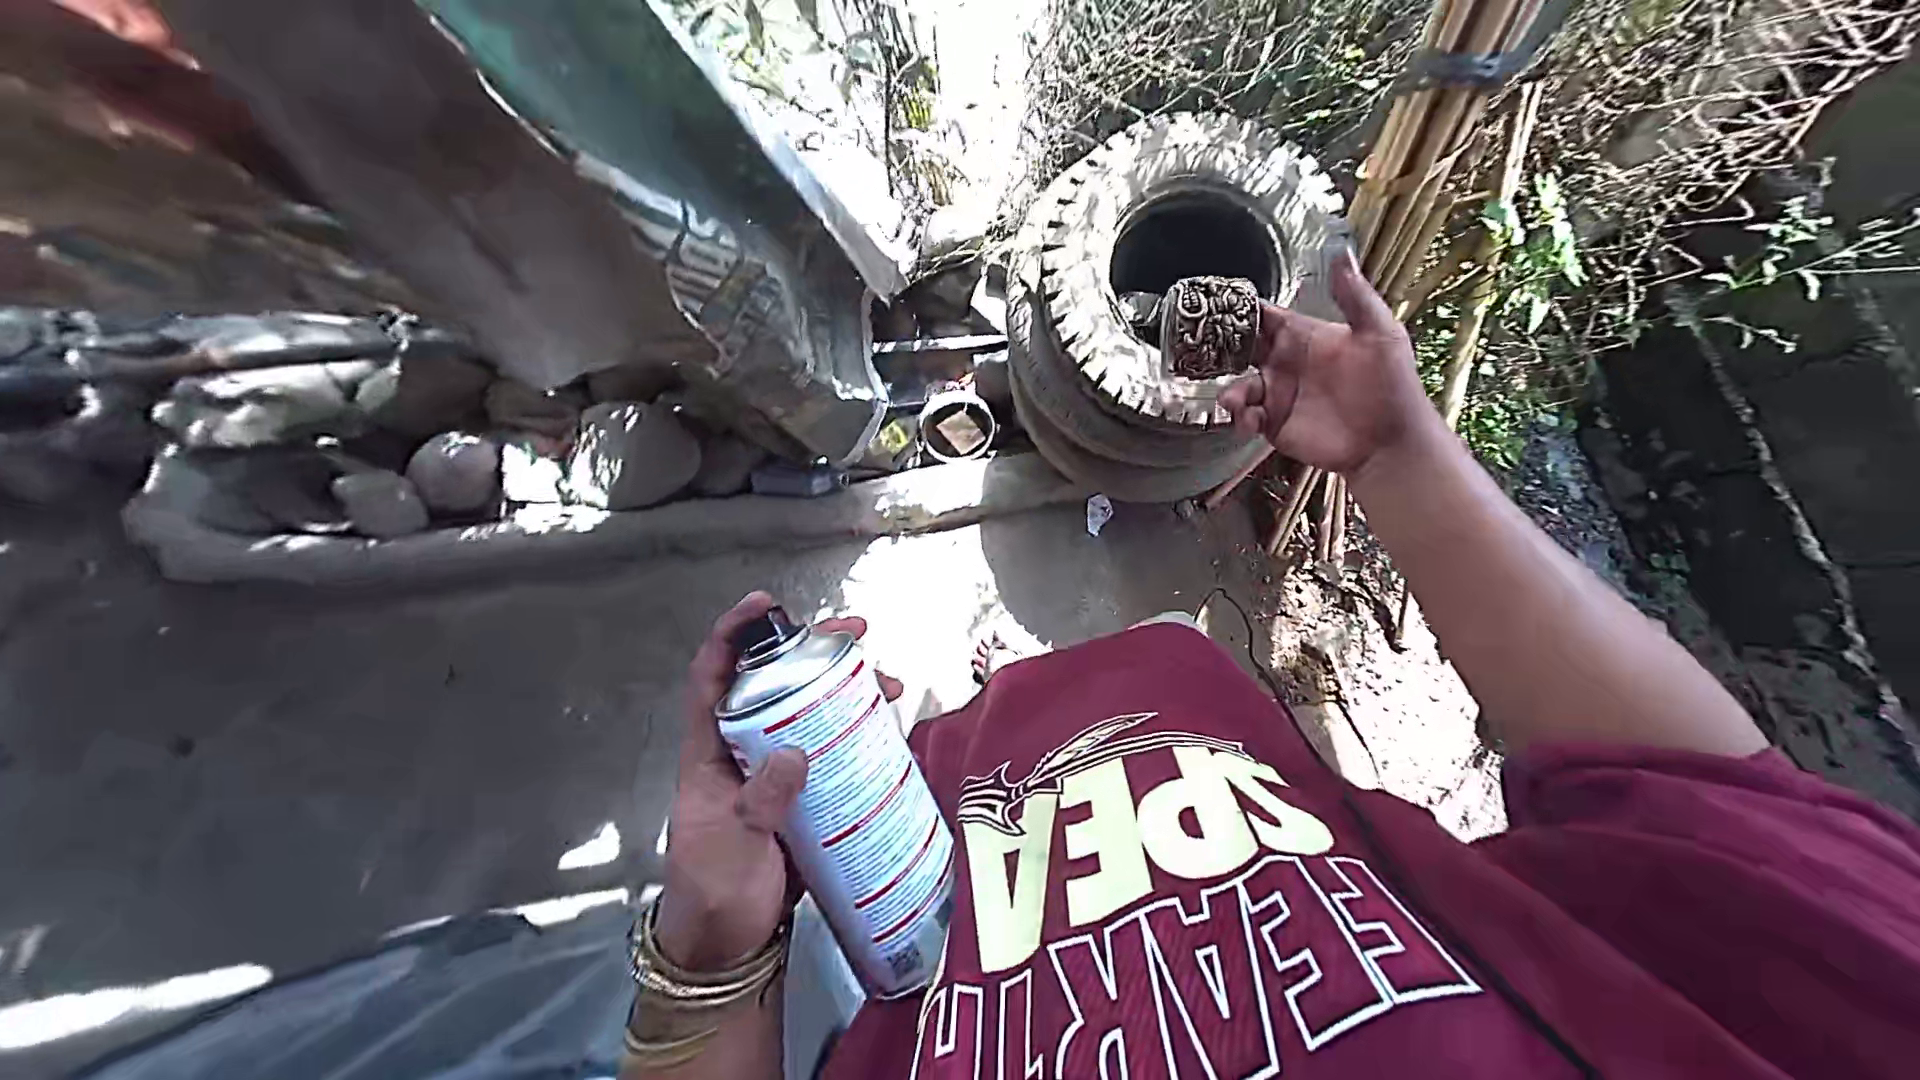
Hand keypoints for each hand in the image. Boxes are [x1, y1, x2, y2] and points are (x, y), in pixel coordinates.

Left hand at [653, 591, 902, 969]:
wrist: (731, 943)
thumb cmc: (713, 891)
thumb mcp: (730, 847)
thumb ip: (760, 802)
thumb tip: (797, 752)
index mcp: (710, 750)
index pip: (712, 676)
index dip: (732, 633)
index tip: (764, 604)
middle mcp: (744, 746)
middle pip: (775, 680)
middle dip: (812, 648)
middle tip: (854, 632)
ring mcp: (777, 765)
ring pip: (809, 707)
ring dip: (845, 685)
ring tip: (884, 679)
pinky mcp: (806, 787)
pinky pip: (832, 743)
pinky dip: (857, 726)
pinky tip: (884, 723)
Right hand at [1219, 247, 1432, 475]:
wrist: (1386, 442)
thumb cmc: (1390, 385)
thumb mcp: (1379, 333)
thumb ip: (1354, 296)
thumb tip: (1340, 254)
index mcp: (1304, 338)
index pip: (1264, 319)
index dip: (1240, 312)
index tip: (1217, 308)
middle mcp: (1285, 365)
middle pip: (1240, 352)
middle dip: (1221, 353)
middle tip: (1204, 355)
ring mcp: (1276, 396)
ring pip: (1237, 388)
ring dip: (1232, 393)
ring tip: (1236, 402)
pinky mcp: (1271, 424)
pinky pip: (1244, 418)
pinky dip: (1241, 419)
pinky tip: (1252, 421)